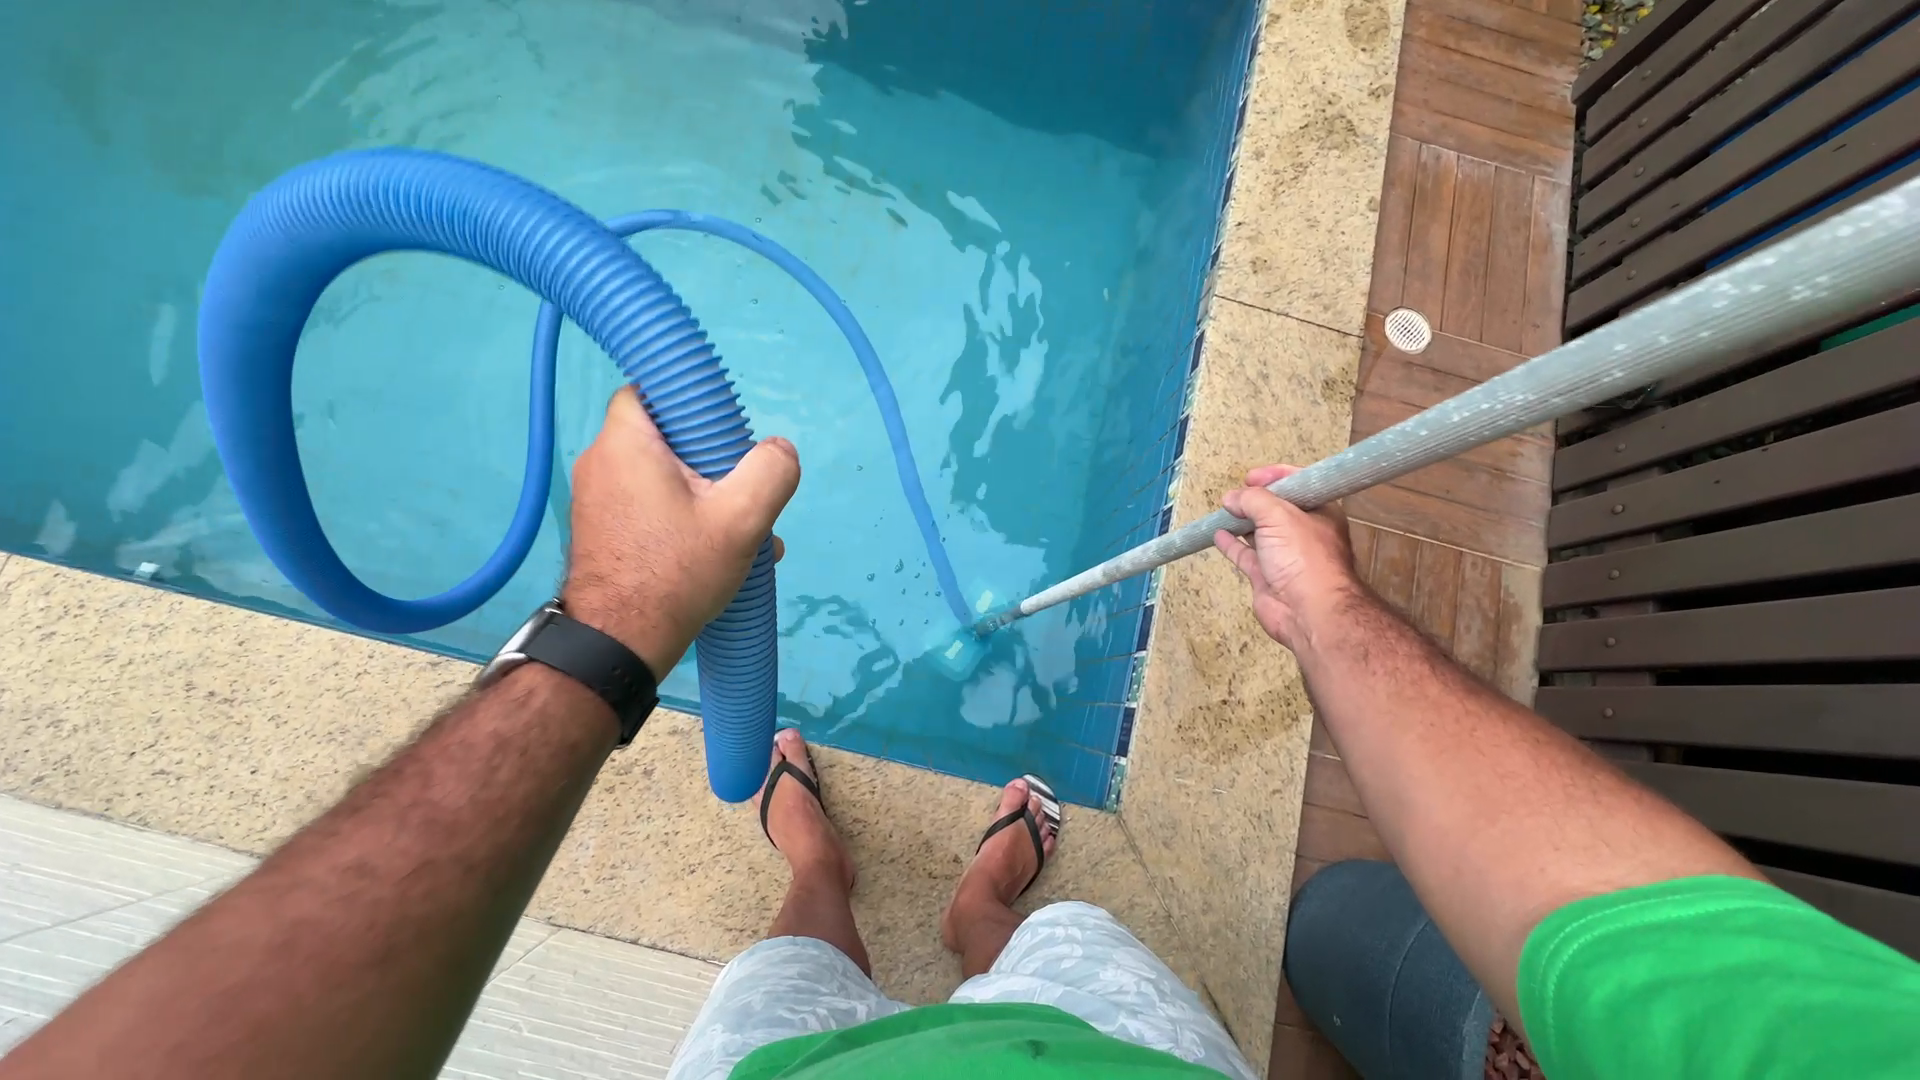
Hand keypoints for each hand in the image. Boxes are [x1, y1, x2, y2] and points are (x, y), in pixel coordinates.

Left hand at [562, 387, 799, 673]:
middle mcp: (600, 463)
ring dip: (704, 498)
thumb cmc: (677, 571)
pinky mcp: (602, 532)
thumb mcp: (741, 519)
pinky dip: (681, 519)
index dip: (688, 401)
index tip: (723, 431)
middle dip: (712, 462)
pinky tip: (716, 554)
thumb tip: (780, 450)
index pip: (648, 390)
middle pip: (665, 440)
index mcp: (626, 443)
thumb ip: (771, 472)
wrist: (620, 643)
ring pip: (661, 479)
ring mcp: (596, 501)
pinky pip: (648, 508)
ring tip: (743, 535)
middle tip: (743, 493)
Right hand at [1211, 464, 1360, 650]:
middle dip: (1256, 499)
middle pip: (1277, 509)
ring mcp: (1284, 556)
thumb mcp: (1279, 515)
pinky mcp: (1266, 576)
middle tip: (1236, 493)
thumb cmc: (1303, 557)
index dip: (1276, 477)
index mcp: (1320, 513)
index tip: (1252, 477)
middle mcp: (1303, 533)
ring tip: (1225, 508)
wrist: (1307, 610)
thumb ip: (1253, 500)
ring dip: (1242, 520)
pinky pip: (1245, 554)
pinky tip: (1218, 533)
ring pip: (1260, 532)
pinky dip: (1231, 543)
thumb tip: (1232, 497)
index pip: (1299, 486)